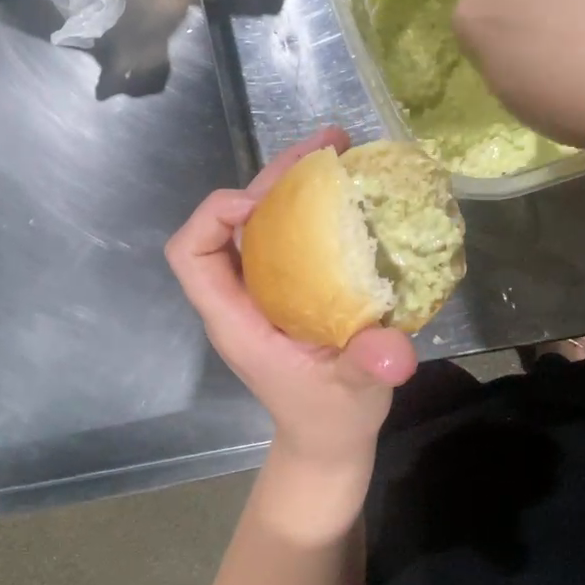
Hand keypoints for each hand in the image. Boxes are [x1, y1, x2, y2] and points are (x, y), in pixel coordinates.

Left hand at [166, 127, 417, 472]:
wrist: (331, 437)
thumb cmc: (330, 418)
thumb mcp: (352, 394)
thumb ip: (366, 370)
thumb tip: (394, 354)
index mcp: (235, 318)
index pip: (190, 255)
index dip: (213, 216)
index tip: (263, 202)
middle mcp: (242, 295)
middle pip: (233, 221)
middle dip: (273, 179)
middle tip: (326, 146)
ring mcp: (264, 289)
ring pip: (264, 220)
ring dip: (296, 183)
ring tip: (341, 149)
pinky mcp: (289, 287)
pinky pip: (291, 234)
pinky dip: (315, 207)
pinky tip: (352, 191)